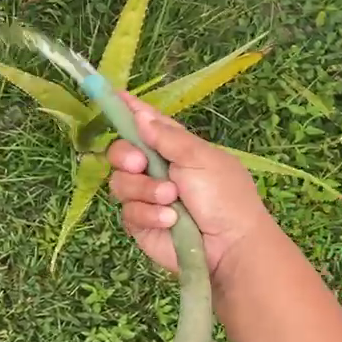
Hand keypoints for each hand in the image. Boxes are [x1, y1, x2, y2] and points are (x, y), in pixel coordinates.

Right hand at [104, 93, 278, 278]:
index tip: (112, 95)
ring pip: (120, 183)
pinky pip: (127, 211)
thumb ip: (167, 138)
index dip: (129, 110)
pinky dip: (148, 215)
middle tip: (139, 164)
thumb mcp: (201, 158)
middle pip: (120, 153)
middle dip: (125, 156)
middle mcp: (155, 169)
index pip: (146, 123)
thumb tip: (140, 116)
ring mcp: (145, 196)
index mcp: (174, 148)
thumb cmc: (225, 196)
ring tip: (171, 200)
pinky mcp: (138, 222)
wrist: (229, 246)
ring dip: (145, 190)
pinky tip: (169, 221)